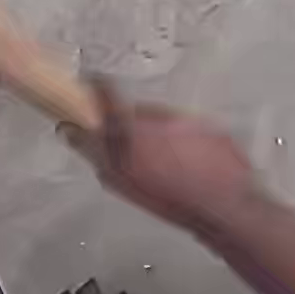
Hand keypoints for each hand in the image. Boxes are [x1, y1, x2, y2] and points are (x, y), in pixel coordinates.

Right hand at [59, 79, 260, 231]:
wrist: (226, 208)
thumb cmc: (165, 196)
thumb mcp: (118, 179)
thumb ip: (92, 151)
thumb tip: (68, 129)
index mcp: (131, 124)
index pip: (106, 91)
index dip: (95, 86)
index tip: (90, 85)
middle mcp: (160, 114)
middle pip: (136, 111)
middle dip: (132, 126)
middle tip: (133, 152)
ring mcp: (190, 120)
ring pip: (164, 121)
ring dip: (159, 136)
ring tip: (165, 166)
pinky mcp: (215, 130)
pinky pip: (191, 131)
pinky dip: (185, 143)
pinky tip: (189, 168)